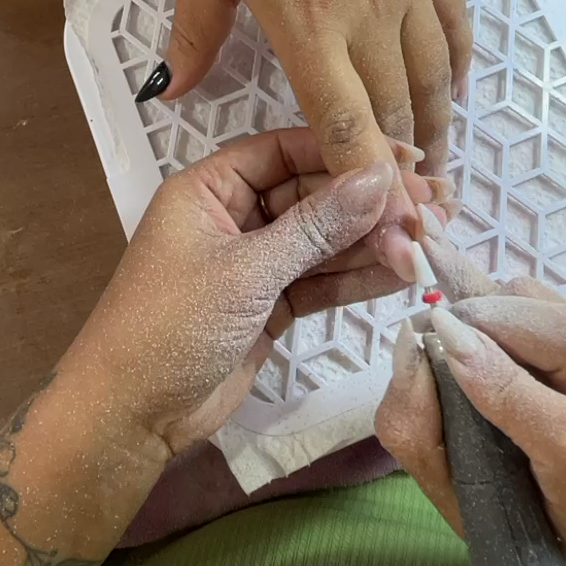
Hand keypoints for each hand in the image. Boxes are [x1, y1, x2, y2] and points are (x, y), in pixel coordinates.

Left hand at [62, 128, 435, 457]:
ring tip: (432, 239)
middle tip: (434, 205)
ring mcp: (255, 260)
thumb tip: (379, 176)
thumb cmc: (172, 325)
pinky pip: (320, 279)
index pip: (285, 149)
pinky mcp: (271, 301)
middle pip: (312, 195)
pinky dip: (356, 277)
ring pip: (322, 239)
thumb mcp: (246, 270)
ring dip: (372, 241)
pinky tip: (403, 273)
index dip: (343, 149)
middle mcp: (234, 214)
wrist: (131, 416)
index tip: (404, 154)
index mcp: (210, 188)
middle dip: (368, 202)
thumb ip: (316, 226)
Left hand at [164, 0, 472, 262]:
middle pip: (392, 113)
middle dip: (399, 168)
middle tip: (399, 205)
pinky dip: (458, 70)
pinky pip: (458, 29)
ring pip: (433, 79)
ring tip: (430, 162)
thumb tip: (171, 92)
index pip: (342, 125)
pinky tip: (452, 91)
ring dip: (432, 128)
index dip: (361, 185)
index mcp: (305, 23)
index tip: (374, 225)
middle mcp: (368, 16)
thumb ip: (195, 32)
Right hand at [374, 265, 565, 560]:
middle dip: (500, 318)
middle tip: (439, 320)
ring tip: (456, 319)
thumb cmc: (499, 514)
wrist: (561, 513)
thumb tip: (408, 342)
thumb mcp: (445, 492)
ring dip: (502, 303)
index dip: (503, 382)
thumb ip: (416, 427)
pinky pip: (561, 303)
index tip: (440, 339)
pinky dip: (508, 296)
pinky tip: (472, 301)